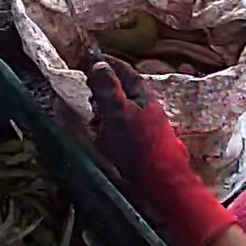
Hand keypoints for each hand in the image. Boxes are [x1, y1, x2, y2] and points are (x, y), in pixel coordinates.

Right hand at [87, 57, 235, 245]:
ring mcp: (145, 125)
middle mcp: (145, 106)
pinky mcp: (141, 143)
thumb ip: (106, 87)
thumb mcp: (117, 112)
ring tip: (90, 111)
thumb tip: (97, 62)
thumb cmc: (138, 147)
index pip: (121, 68)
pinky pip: (119, 125)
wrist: (161, 187)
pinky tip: (101, 134)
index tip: (86, 58)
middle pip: (121, 87)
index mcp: (141, 93)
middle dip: (102, 84)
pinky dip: (107, 123)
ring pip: (120, 106)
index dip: (104, 62)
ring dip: (104, 105)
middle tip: (84, 86)